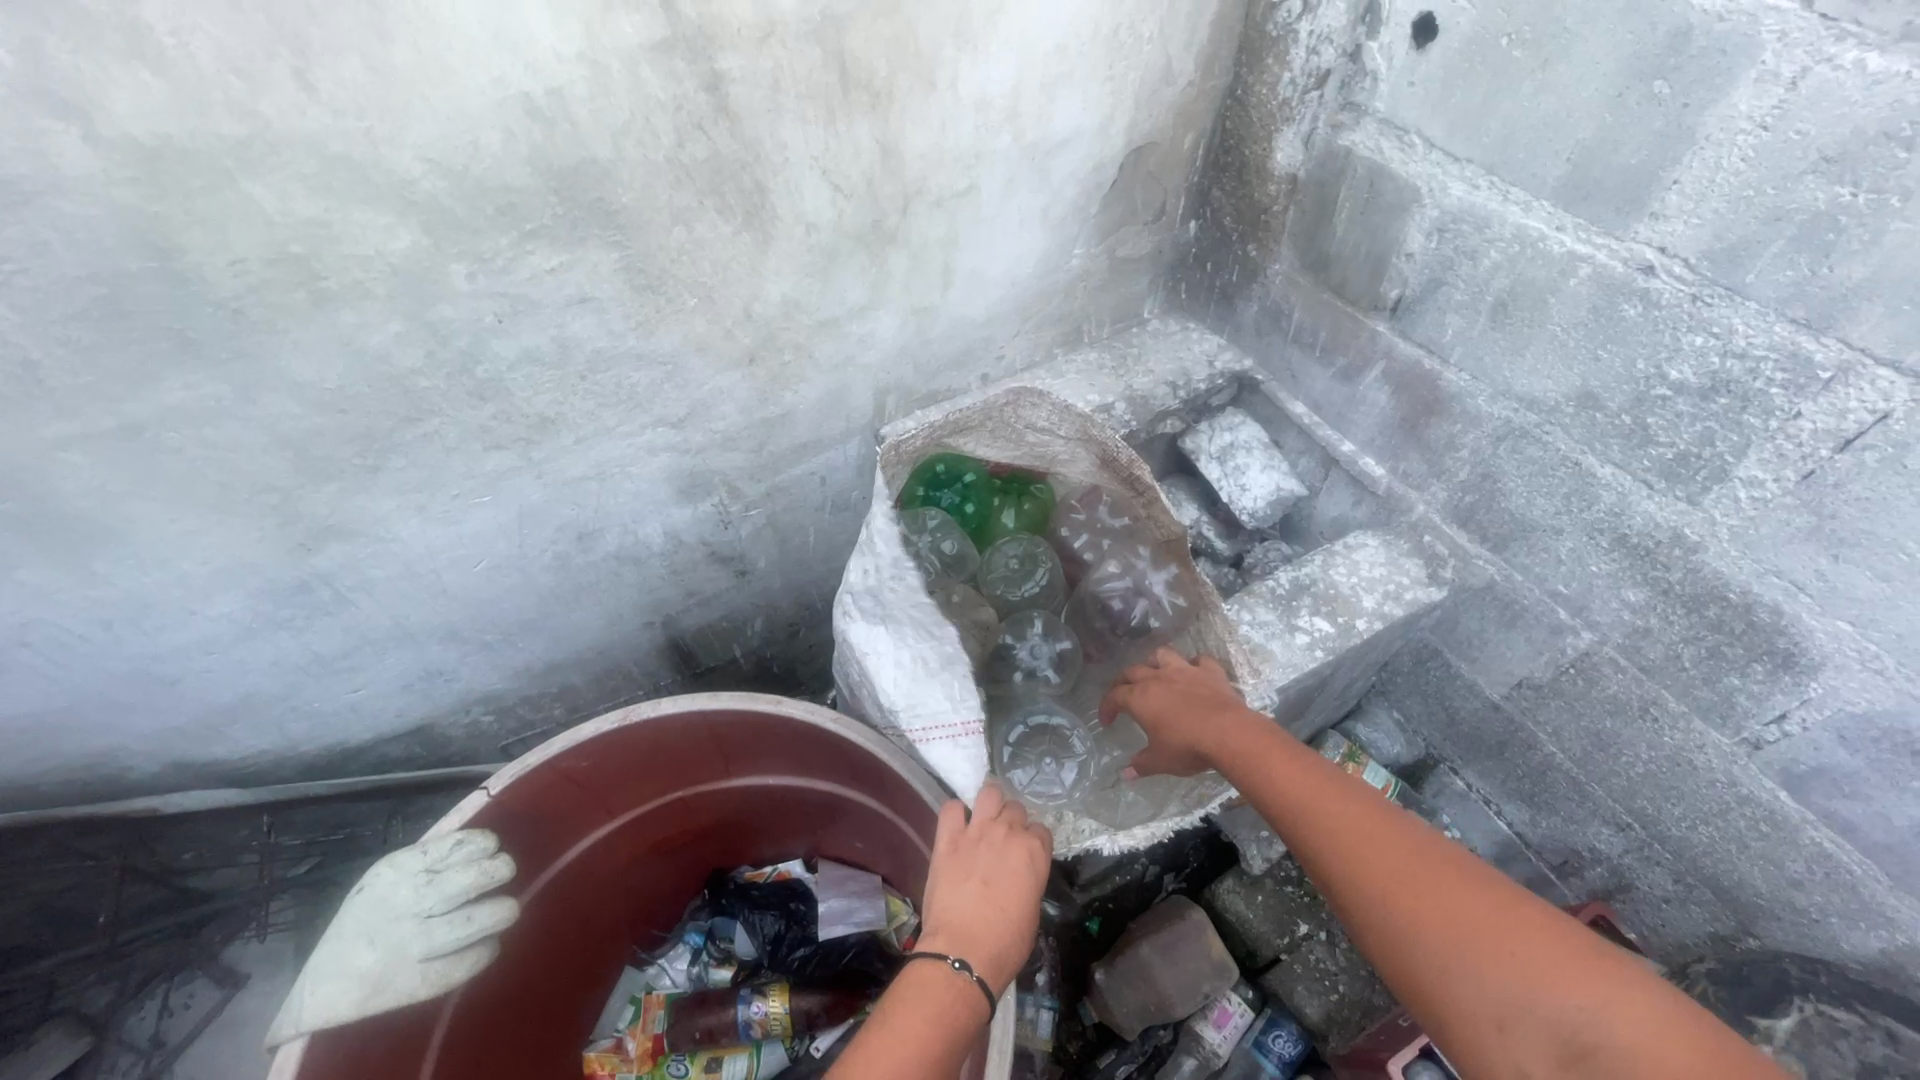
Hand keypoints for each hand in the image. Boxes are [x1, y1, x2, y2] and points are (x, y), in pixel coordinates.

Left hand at [915, 781, 1053, 996]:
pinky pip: (951, 808)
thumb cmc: (1006, 942)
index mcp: (1034, 852)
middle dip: (1012, 821)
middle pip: (1016, 808)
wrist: (964, 950)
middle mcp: (1008, 833)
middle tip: (1003, 841)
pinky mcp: (947, 838)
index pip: (1041, 830)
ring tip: (983, 819)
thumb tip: (1019, 878)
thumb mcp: (1032, 911)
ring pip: (989, 793)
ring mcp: (977, 831)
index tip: (1025, 855)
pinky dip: (955, 812)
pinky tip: (955, 825)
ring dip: (989, 803)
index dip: (1033, 842)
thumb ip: (1029, 882)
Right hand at [1099, 648, 1269, 776]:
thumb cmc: (1187, 747)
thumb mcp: (1160, 761)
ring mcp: (1185, 671)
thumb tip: (1125, 774)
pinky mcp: (1210, 672)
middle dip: (1122, 682)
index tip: (1106, 721)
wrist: (1229, 733)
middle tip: (1122, 694)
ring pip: (1162, 655)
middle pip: (1132, 671)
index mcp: (1139, 698)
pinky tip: (1194, 673)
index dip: (1106, 707)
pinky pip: (1200, 660)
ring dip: (1154, 662)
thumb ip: (1141, 765)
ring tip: (1154, 673)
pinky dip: (1194, 665)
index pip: (1114, 696)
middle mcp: (1158, 678)